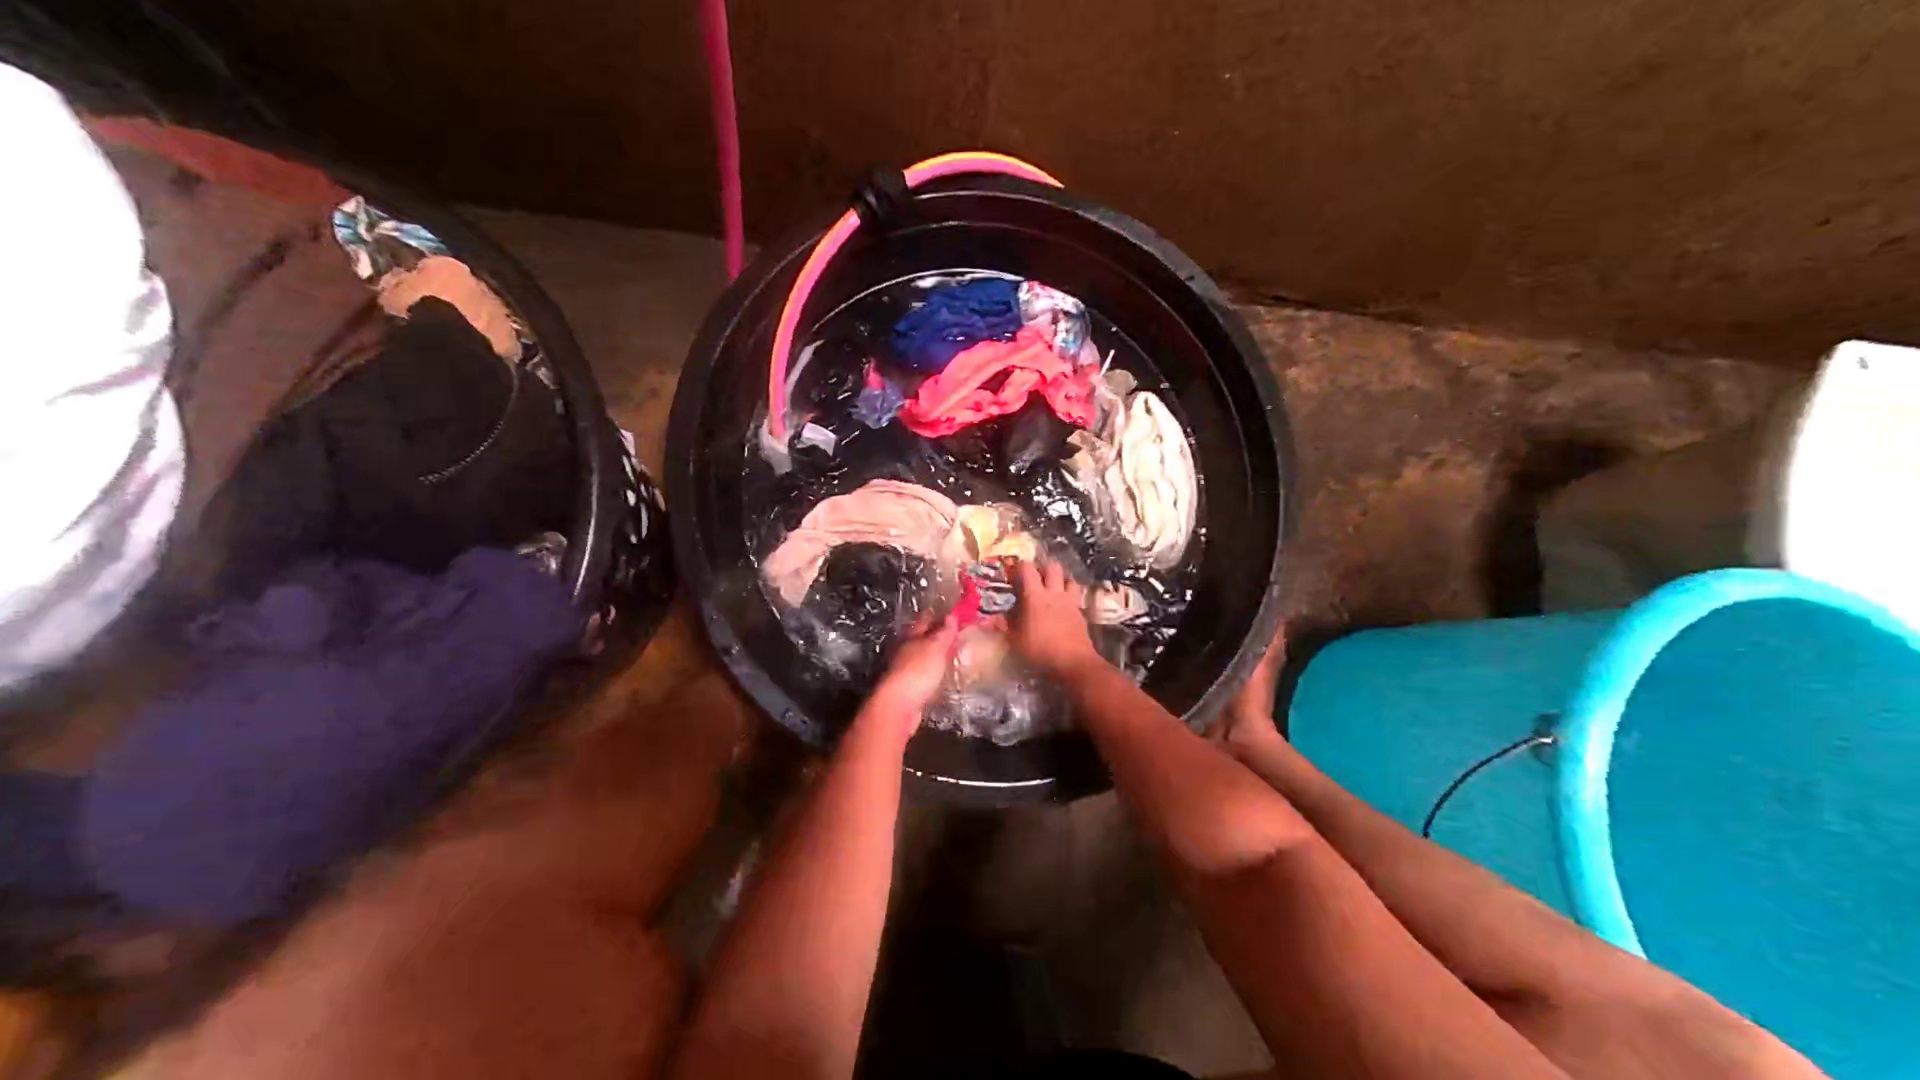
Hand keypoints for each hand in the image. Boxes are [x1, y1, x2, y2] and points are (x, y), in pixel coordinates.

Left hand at [864, 615, 959, 735]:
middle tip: (957, 634)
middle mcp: (904, 650)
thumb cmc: (917, 672)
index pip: (926, 619)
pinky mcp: (906, 688)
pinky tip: (941, 676)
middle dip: (937, 635)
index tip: (955, 614)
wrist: (898, 706)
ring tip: (952, 655)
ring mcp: (903, 669)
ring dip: (935, 655)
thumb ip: (944, 632)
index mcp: (910, 636)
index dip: (940, 615)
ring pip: (922, 656)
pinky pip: (923, 674)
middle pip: (922, 638)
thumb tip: (951, 615)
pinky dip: (932, 672)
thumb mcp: (935, 648)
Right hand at [1009, 560, 1101, 678]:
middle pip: (1053, 567)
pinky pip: (1075, 597)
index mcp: (1035, 597)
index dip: (1019, 566)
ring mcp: (1070, 602)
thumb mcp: (1016, 641)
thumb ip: (1004, 626)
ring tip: (1053, 587)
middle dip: (1043, 567)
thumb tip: (992, 618)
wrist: (1074, 663)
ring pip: (1069, 579)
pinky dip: (1069, 596)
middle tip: (1035, 575)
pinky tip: (1063, 607)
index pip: (1027, 569)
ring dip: (1061, 579)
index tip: (1012, 570)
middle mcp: (1054, 594)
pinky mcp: (1081, 614)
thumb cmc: (1041, 651)